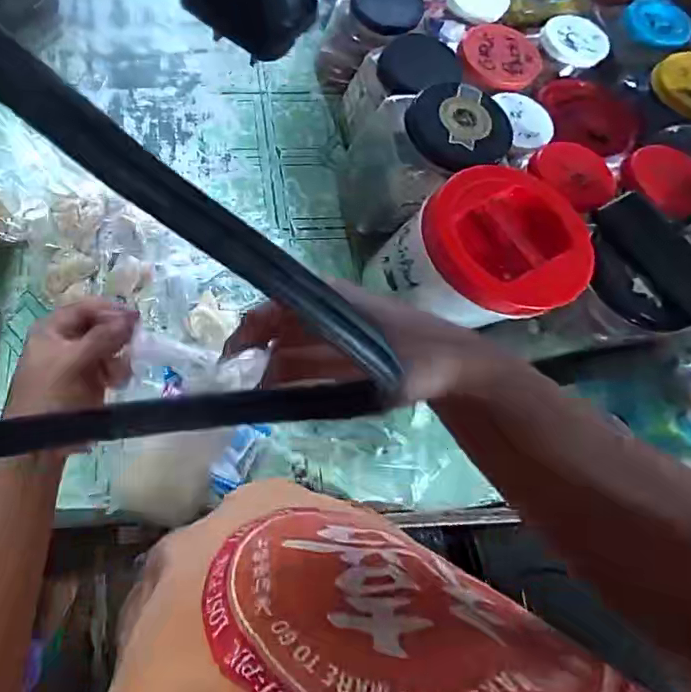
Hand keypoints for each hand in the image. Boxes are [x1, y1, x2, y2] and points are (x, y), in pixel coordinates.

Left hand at [4, 299, 137, 419]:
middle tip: (134, 344)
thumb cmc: (48, 395)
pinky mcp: (90, 382)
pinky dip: (118, 371)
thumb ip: (103, 337)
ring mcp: (78, 362)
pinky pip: (111, 367)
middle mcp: (65, 341)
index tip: (135, 318)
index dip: (110, 310)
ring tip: (120, 371)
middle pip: (100, 326)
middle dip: (117, 335)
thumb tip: (130, 318)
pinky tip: (119, 382)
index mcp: (52, 329)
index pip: (86, 308)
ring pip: (109, 347)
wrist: (40, 444)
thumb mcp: (73, 361)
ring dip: (119, 356)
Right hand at [221, 281, 513, 405]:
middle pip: (276, 324)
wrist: (458, 366)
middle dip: (252, 350)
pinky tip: (275, 392)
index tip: (231, 357)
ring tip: (248, 392)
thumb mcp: (368, 366)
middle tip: (233, 381)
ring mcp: (334, 328)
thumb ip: (316, 374)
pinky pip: (304, 357)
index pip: (274, 306)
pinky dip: (286, 373)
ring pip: (287, 343)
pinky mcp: (342, 348)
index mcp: (329, 299)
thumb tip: (267, 381)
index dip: (248, 329)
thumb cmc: (417, 359)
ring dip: (267, 365)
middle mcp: (326, 308)